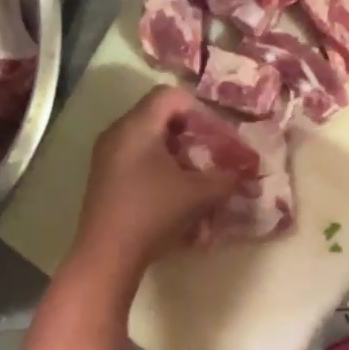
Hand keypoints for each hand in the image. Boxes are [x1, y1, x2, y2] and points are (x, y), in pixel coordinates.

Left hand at [71, 86, 243, 276]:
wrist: (108, 254)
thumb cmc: (153, 213)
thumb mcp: (197, 195)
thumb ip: (225, 179)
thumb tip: (244, 175)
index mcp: (137, 126)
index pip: (171, 96)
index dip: (200, 111)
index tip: (217, 138)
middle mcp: (117, 133)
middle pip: (159, 118)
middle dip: (190, 137)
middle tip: (210, 159)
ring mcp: (106, 158)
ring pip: (148, 143)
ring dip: (176, 157)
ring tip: (195, 181)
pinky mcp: (104, 181)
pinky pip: (136, 163)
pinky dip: (159, 172)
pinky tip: (173, 197)